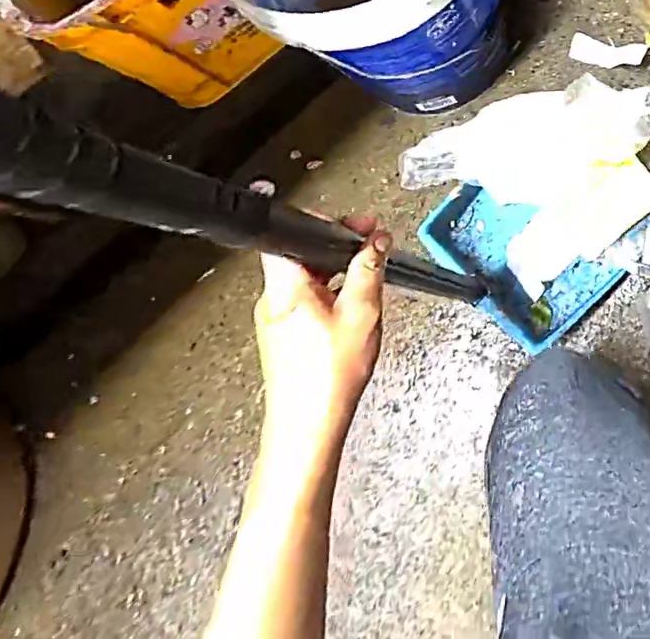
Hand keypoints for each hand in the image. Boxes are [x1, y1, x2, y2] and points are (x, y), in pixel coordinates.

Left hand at [255, 217, 388, 435]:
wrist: (309, 425)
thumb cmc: (328, 377)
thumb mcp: (362, 312)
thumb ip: (368, 270)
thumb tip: (376, 241)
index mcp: (286, 289)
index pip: (291, 235)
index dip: (324, 223)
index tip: (355, 225)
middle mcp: (274, 300)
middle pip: (302, 254)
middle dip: (338, 246)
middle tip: (370, 244)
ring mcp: (276, 318)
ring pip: (306, 277)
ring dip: (337, 269)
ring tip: (367, 276)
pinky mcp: (283, 334)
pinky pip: (306, 298)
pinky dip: (330, 291)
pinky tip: (352, 304)